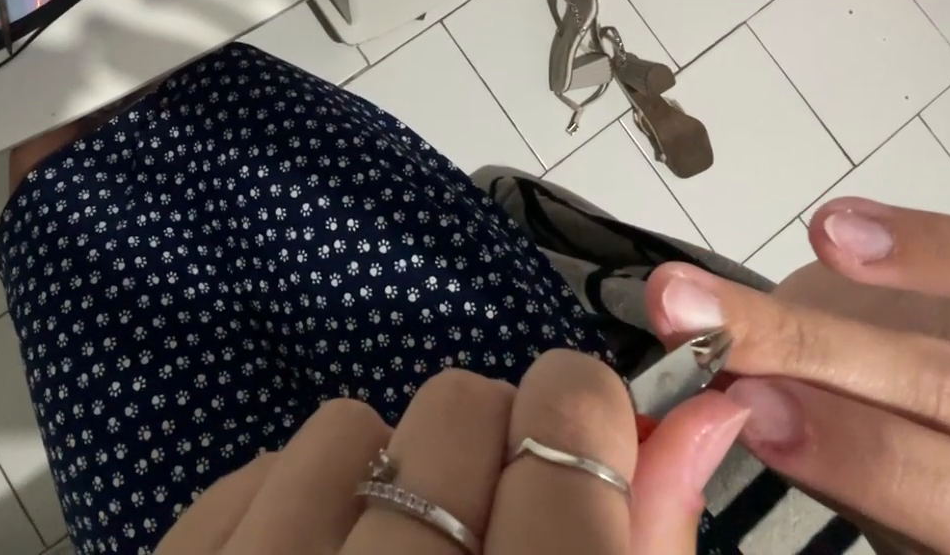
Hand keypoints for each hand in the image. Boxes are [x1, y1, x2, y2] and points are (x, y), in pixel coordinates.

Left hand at [154, 350, 749, 553]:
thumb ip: (649, 549)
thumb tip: (692, 421)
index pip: (562, 439)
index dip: (586, 412)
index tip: (590, 425)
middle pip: (455, 409)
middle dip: (495, 441)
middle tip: (499, 510)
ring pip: (350, 425)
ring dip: (393, 471)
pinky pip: (256, 472)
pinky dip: (305, 504)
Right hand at [643, 159, 949, 553]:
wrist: (876, 372)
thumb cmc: (831, 406)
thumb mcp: (791, 422)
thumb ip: (759, 393)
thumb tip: (691, 338)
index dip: (867, 458)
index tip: (745, 406)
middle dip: (824, 351)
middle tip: (705, 307)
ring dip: (946, 263)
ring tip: (827, 232)